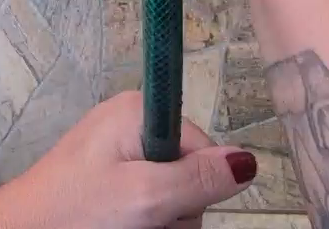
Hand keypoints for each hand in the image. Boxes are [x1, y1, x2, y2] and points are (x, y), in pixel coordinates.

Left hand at [1, 92, 257, 228]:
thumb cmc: (78, 211)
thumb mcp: (144, 197)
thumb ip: (198, 179)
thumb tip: (249, 160)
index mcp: (139, 110)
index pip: (203, 148)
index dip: (197, 186)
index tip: (167, 205)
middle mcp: (132, 123)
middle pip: (188, 174)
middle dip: (175, 212)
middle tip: (141, 224)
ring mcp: (119, 152)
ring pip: (170, 196)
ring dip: (159, 224)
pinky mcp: (109, 179)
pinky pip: (147, 202)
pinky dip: (143, 224)